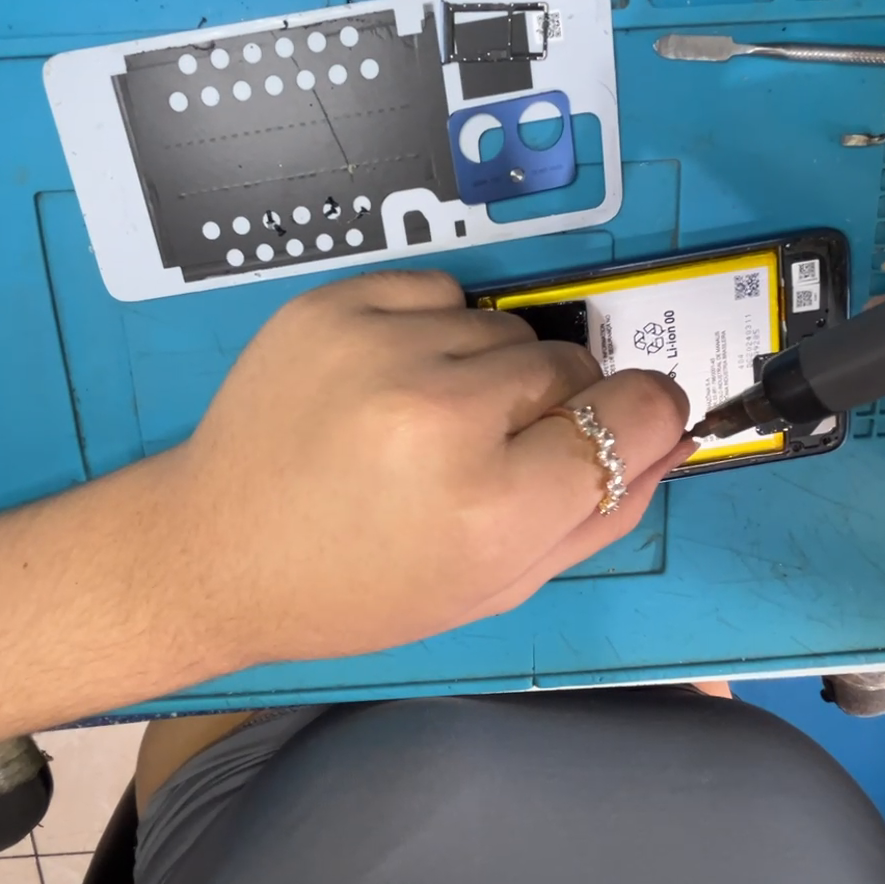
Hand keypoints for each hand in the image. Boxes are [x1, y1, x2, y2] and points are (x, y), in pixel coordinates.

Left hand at [144, 271, 691, 664]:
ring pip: (507, 328)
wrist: (214, 549)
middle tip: (488, 453)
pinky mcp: (331, 305)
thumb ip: (599, 514)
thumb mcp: (492, 585)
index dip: (641, 420)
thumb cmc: (357, 590)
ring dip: (492, 372)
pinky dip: (437, 331)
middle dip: (553, 408)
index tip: (623, 426)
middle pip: (570, 366)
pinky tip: (393, 378)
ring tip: (426, 421)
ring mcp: (379, 346)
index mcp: (489, 506)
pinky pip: (442, 293)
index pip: (633, 417)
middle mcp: (440, 412)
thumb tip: (670, 437)